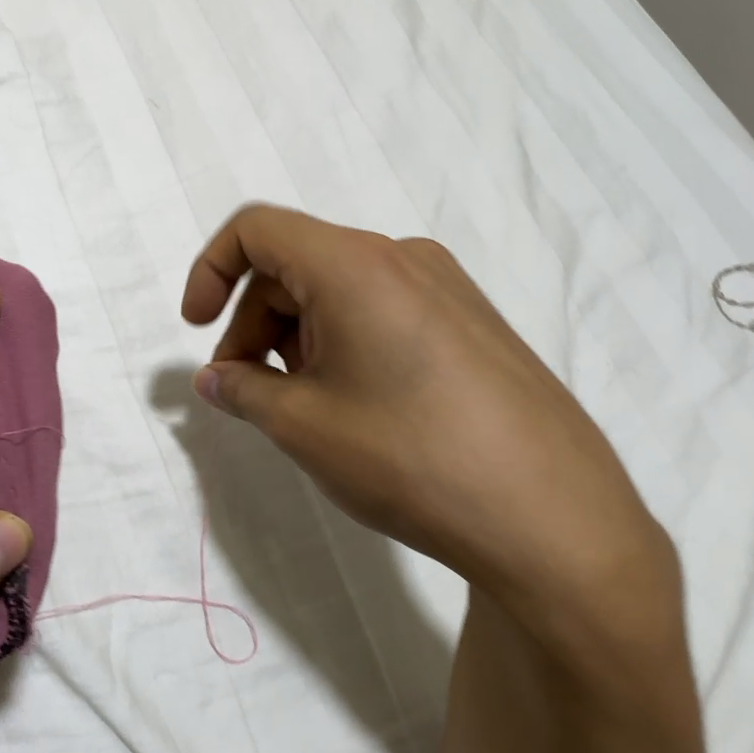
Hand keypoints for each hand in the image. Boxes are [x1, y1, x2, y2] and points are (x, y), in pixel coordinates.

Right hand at [181, 206, 673, 626]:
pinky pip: (379, 310)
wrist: (557, 523)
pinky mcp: (472, 326)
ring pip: (335, 290)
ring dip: (294, 337)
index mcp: (356, 266)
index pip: (255, 230)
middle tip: (246, 391)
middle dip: (251, 321)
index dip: (209, 270)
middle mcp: (404, 259)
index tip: (196, 329)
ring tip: (301, 407)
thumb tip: (214, 378)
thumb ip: (240, 388)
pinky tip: (351, 407)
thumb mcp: (301, 425)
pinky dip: (339, 343)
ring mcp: (447, 290)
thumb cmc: (411, 459)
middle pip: (294, 265)